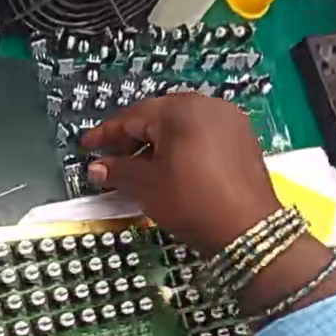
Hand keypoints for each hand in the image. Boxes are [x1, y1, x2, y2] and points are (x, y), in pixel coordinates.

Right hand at [83, 94, 335, 314]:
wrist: (247, 229)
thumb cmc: (193, 202)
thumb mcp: (146, 186)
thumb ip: (117, 171)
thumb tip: (97, 167)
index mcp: (182, 110)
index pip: (133, 117)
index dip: (106, 134)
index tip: (88, 145)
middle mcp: (208, 106)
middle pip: (158, 118)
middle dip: (131, 140)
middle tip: (111, 160)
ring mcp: (229, 121)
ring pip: (180, 127)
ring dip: (155, 145)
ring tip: (138, 170)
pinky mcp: (241, 140)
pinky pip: (200, 136)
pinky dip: (179, 149)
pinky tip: (168, 171)